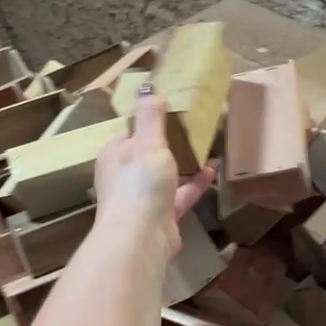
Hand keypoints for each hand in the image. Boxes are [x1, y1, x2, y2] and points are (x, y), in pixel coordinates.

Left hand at [93, 86, 215, 256]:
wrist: (141, 235)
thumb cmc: (140, 182)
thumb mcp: (147, 142)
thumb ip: (150, 117)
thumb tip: (148, 89)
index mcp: (114, 156)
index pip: (130, 134)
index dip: (147, 124)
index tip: (170, 115)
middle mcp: (124, 177)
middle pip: (147, 156)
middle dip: (168, 146)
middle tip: (192, 131)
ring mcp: (142, 199)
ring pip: (165, 177)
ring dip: (184, 165)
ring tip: (205, 150)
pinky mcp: (161, 217)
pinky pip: (180, 195)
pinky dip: (194, 184)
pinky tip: (211, 172)